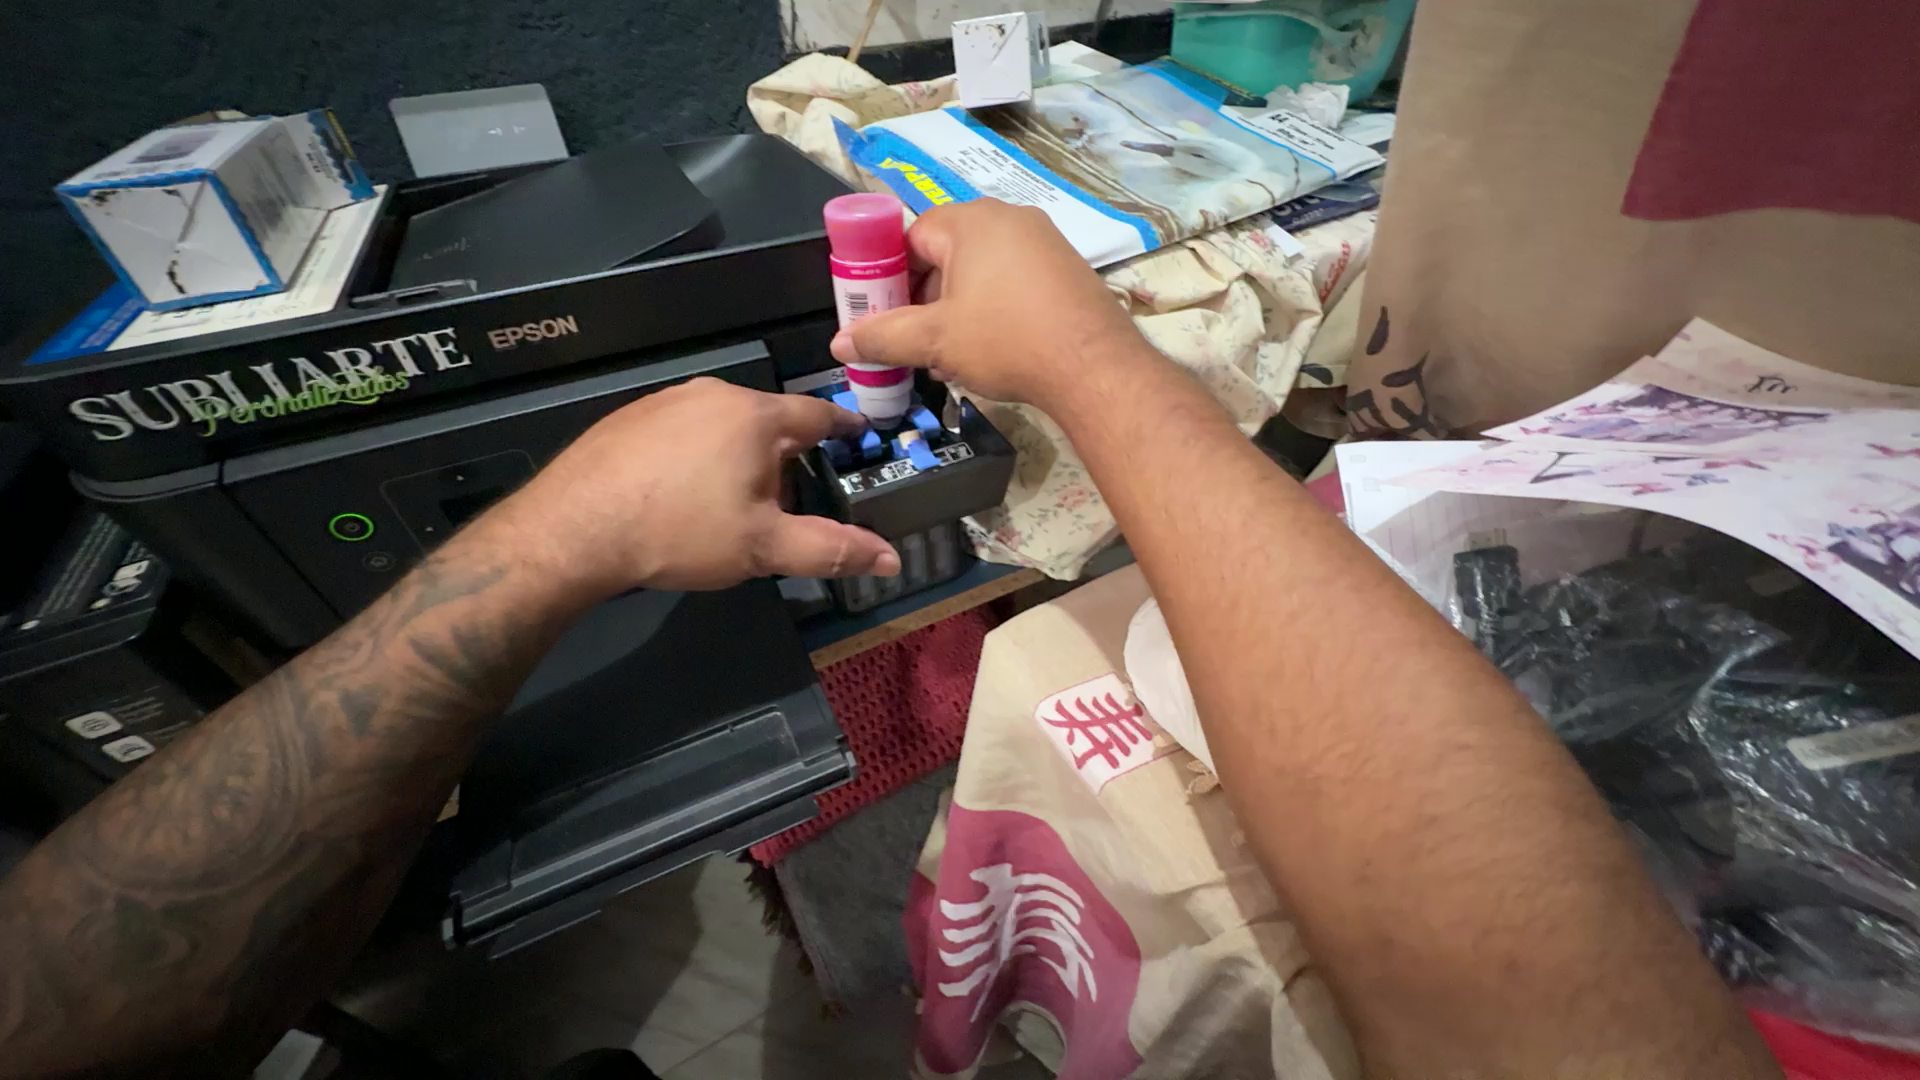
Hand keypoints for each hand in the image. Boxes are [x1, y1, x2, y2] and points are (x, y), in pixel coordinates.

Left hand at [486, 377, 899, 592]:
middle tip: (788, 500)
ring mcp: (665, 400)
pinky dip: (700, 454)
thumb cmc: (681, 532)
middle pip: (770, 421)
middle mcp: (712, 394)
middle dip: (787, 455)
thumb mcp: (765, 547)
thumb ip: (832, 549)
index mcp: (755, 416)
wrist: (571, 531)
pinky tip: (684, 492)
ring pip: (725, 424)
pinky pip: (685, 429)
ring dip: (741, 455)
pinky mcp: (629, 417)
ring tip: (733, 502)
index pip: (818, 412)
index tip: (858, 434)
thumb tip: (891, 558)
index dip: (843, 425)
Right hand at [827, 199, 1144, 409]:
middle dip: (927, 299)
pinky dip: (995, 311)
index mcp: (971, 222)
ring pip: (983, 272)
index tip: (888, 313)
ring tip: (952, 356)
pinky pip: (1015, 283)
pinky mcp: (1067, 271)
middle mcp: (1010, 219)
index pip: (913, 236)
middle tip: (919, 340)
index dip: (892, 275)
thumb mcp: (935, 342)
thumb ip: (883, 337)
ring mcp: (1045, 243)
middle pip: (949, 254)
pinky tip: (992, 351)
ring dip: (959, 311)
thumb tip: (839, 343)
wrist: (1092, 367)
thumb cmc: (1006, 341)